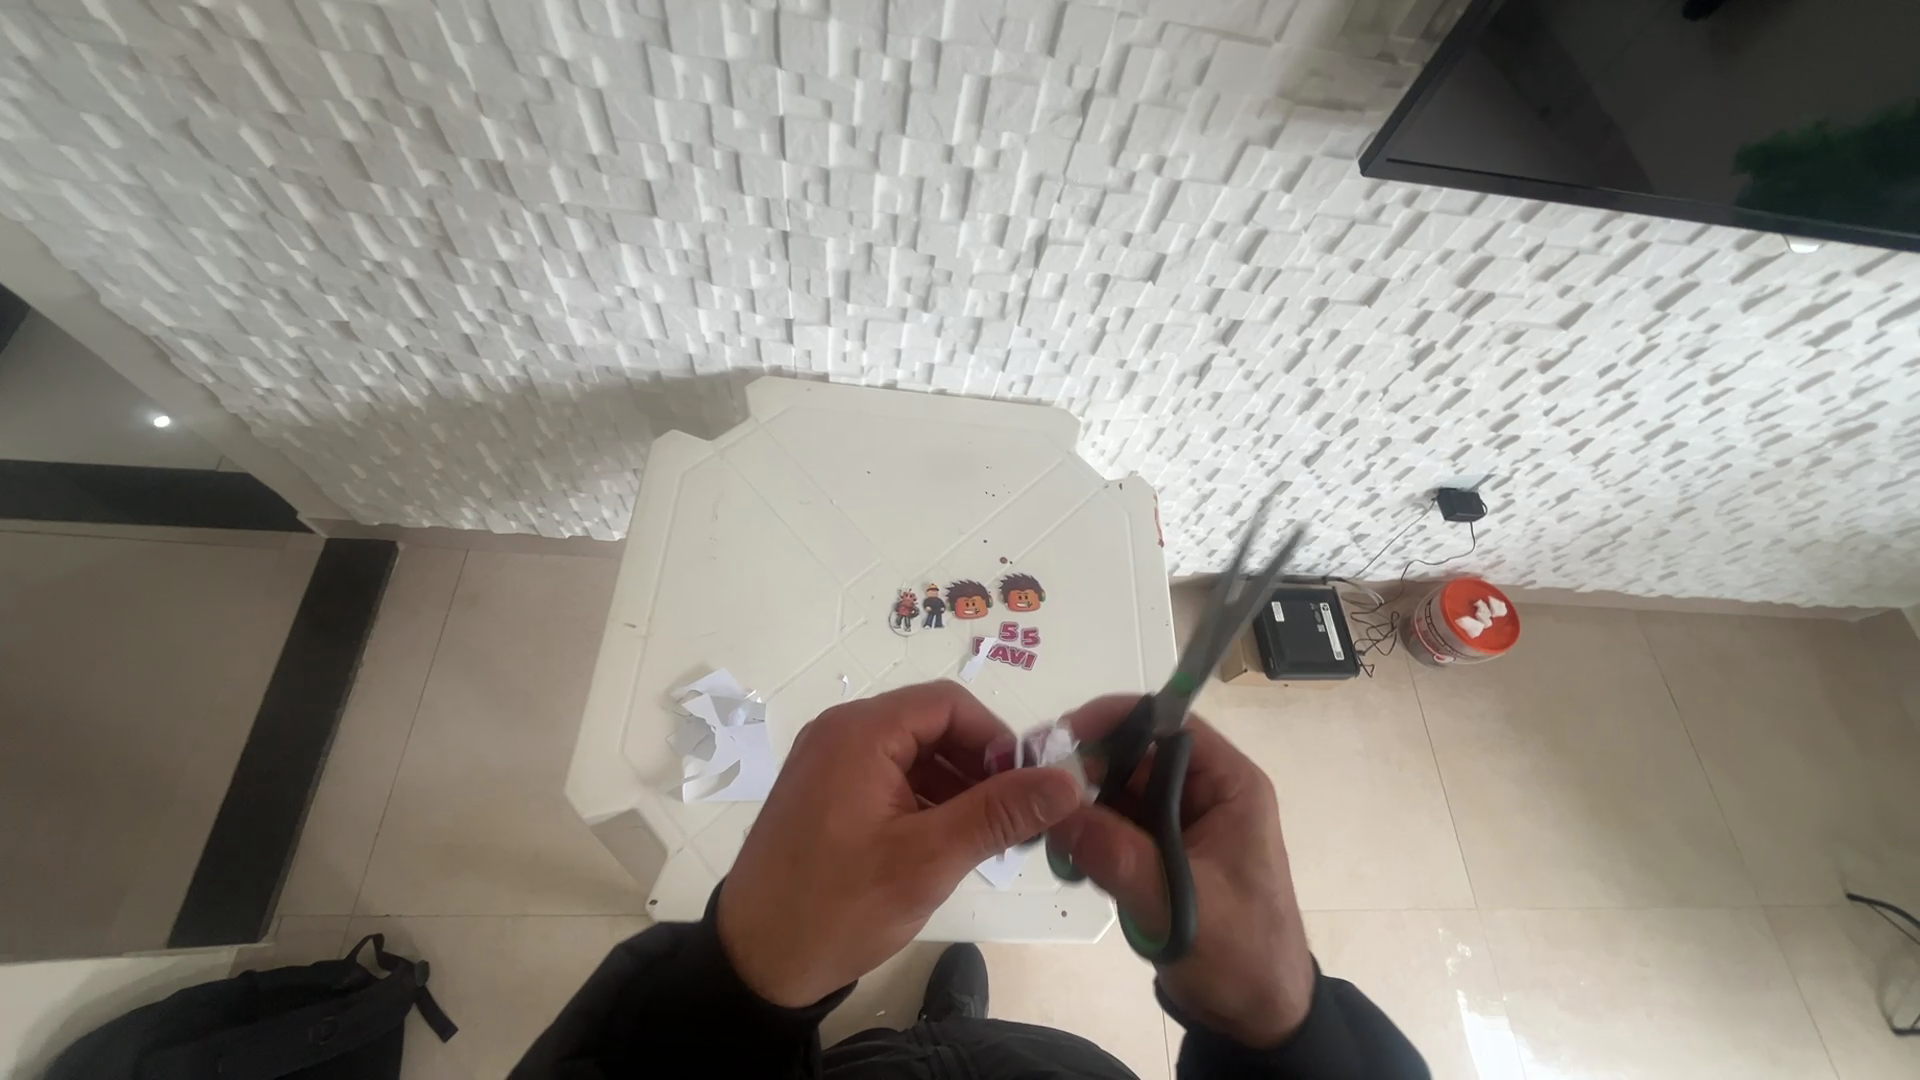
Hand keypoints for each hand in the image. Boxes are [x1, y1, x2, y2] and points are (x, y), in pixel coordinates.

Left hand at [717, 681, 1085, 1006]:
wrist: (751, 966)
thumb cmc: (838, 907)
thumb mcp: (928, 859)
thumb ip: (999, 813)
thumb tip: (1067, 782)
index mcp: (861, 732)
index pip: (948, 703)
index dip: (994, 737)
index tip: (1025, 786)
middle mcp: (842, 731)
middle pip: (930, 724)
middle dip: (977, 765)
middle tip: (1012, 818)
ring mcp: (829, 760)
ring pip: (912, 751)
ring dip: (954, 784)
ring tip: (986, 836)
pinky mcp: (825, 789)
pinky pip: (888, 774)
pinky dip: (923, 798)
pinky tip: (944, 839)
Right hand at [1047, 697, 1316, 1048]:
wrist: (1255, 1016)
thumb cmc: (1240, 954)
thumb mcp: (1179, 903)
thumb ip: (1118, 855)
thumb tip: (1055, 809)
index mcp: (1228, 783)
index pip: (1168, 723)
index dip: (1115, 719)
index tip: (1062, 736)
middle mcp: (1201, 788)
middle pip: (1133, 751)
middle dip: (1086, 765)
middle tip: (1038, 789)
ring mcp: (1177, 816)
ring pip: (1116, 784)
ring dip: (1081, 801)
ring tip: (1049, 827)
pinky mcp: (1157, 843)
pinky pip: (1112, 817)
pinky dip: (1086, 829)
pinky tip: (1068, 853)